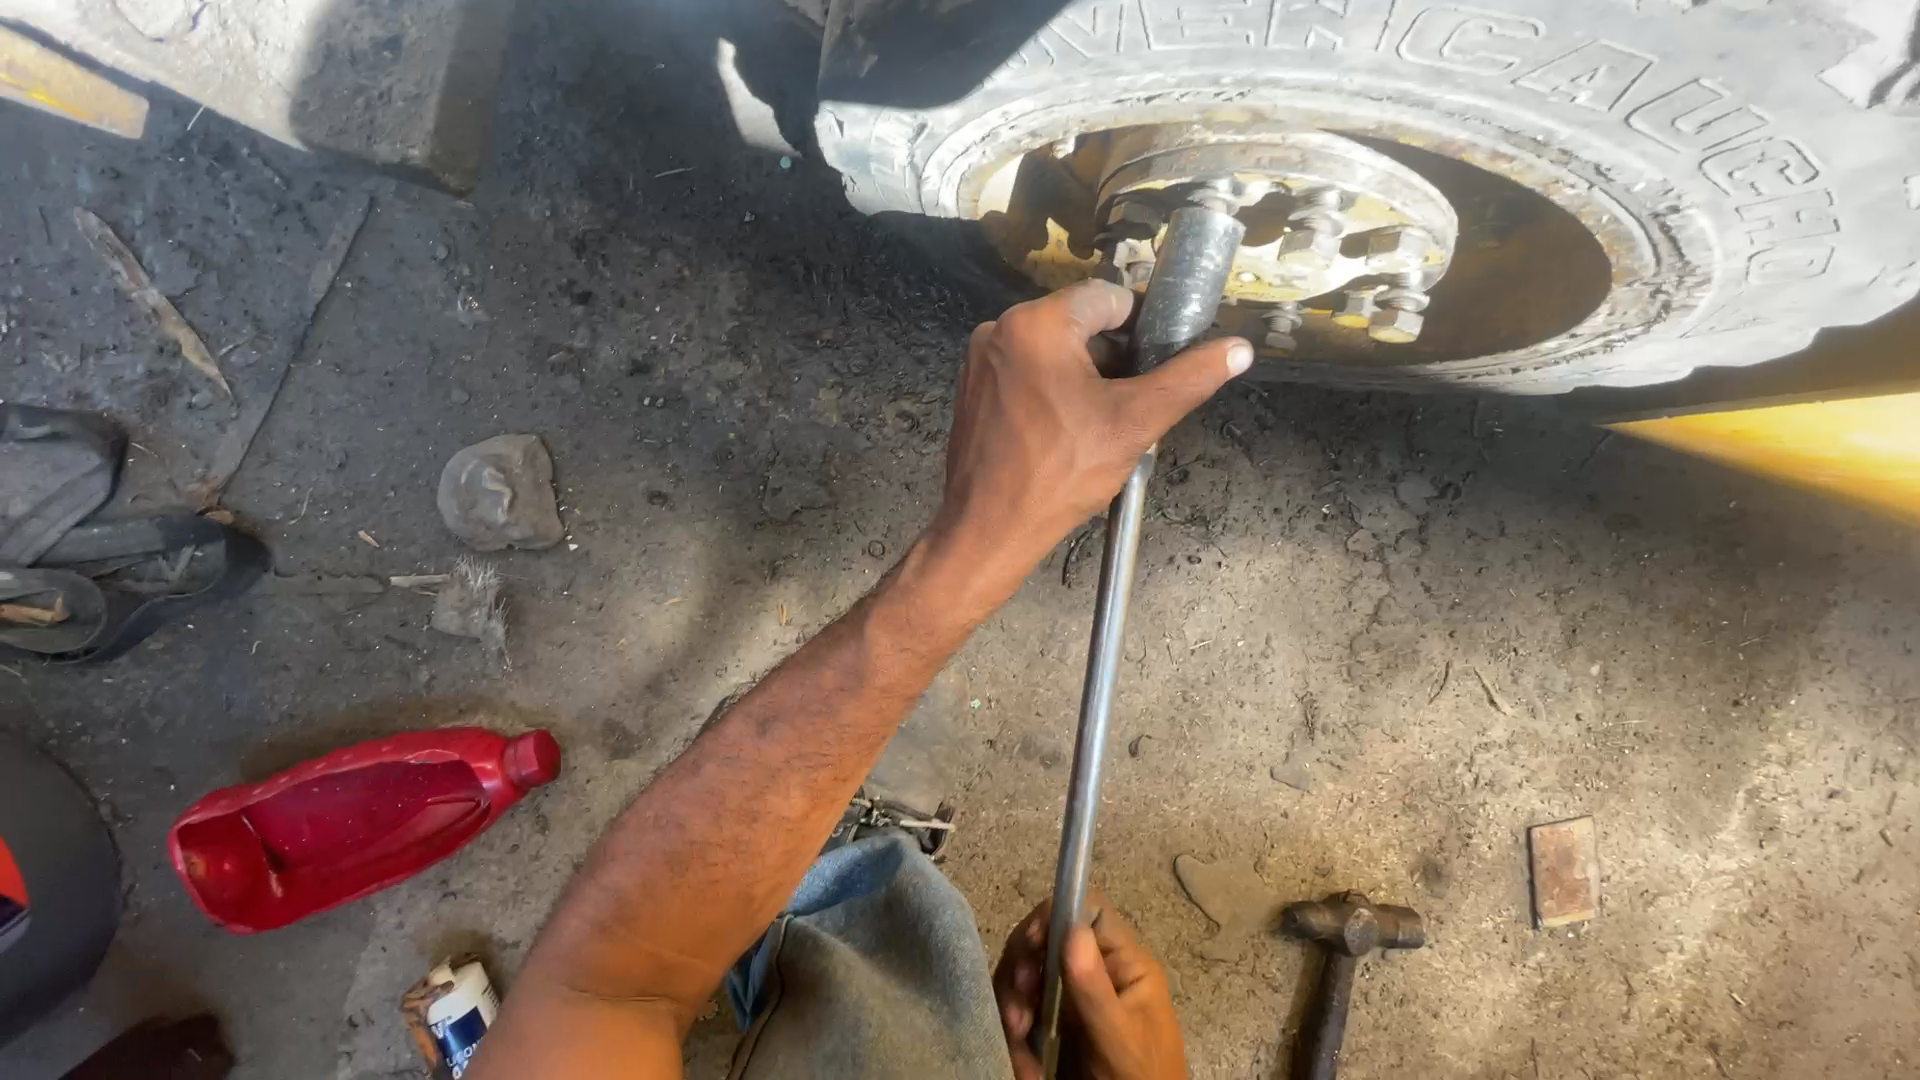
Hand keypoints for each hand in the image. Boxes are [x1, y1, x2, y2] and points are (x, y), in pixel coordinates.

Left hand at [925, 280, 1250, 594]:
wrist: (988, 529)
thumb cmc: (1060, 474)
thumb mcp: (1134, 423)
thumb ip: (1188, 380)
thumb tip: (1239, 349)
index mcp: (1036, 323)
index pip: (1108, 298)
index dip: (1141, 326)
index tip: (1157, 363)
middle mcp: (1000, 329)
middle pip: (1077, 323)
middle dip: (1112, 357)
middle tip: (1131, 403)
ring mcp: (980, 360)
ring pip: (1051, 350)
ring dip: (1084, 377)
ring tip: (1102, 423)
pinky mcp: (971, 390)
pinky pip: (1024, 372)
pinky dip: (1051, 390)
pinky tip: (1066, 431)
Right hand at [994, 898, 1186, 1079]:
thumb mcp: (1121, 1040)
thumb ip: (1096, 988)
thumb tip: (1072, 928)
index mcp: (1123, 963)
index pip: (1088, 912)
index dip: (1055, 916)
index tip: (1031, 943)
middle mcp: (1095, 971)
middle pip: (1046, 938)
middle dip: (1023, 966)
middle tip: (1018, 1006)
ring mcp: (1073, 997)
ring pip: (1027, 973)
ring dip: (1013, 1001)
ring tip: (1017, 1035)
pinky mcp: (1054, 1025)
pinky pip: (1022, 1011)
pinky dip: (1014, 1034)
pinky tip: (1024, 1065)